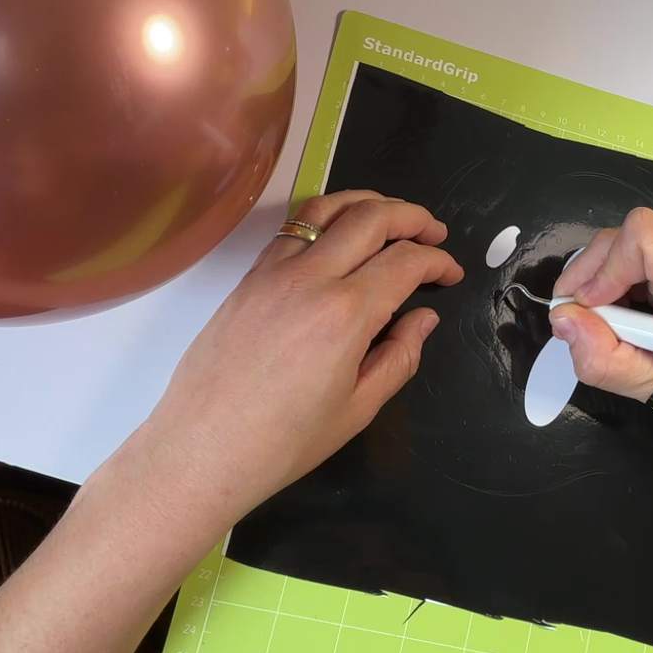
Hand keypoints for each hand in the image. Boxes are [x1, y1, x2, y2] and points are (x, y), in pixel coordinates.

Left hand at [138, 190, 463, 514]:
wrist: (201, 449)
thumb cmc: (284, 442)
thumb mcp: (358, 409)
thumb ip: (399, 356)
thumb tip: (424, 318)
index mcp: (345, 314)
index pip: (404, 261)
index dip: (437, 261)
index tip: (451, 273)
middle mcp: (310, 278)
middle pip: (371, 217)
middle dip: (412, 217)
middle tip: (435, 233)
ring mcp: (273, 270)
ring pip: (328, 208)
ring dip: (368, 203)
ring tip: (392, 217)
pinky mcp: (249, 276)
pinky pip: (294, 227)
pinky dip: (327, 217)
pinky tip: (339, 235)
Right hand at [547, 207, 652, 401]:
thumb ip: (606, 358)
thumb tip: (561, 318)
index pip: (644, 236)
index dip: (604, 268)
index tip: (586, 310)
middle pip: (628, 238)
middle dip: (591, 277)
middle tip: (579, 324)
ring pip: (628, 249)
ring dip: (602, 287)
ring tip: (608, 330)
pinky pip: (640, 263)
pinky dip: (617, 290)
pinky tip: (628, 324)